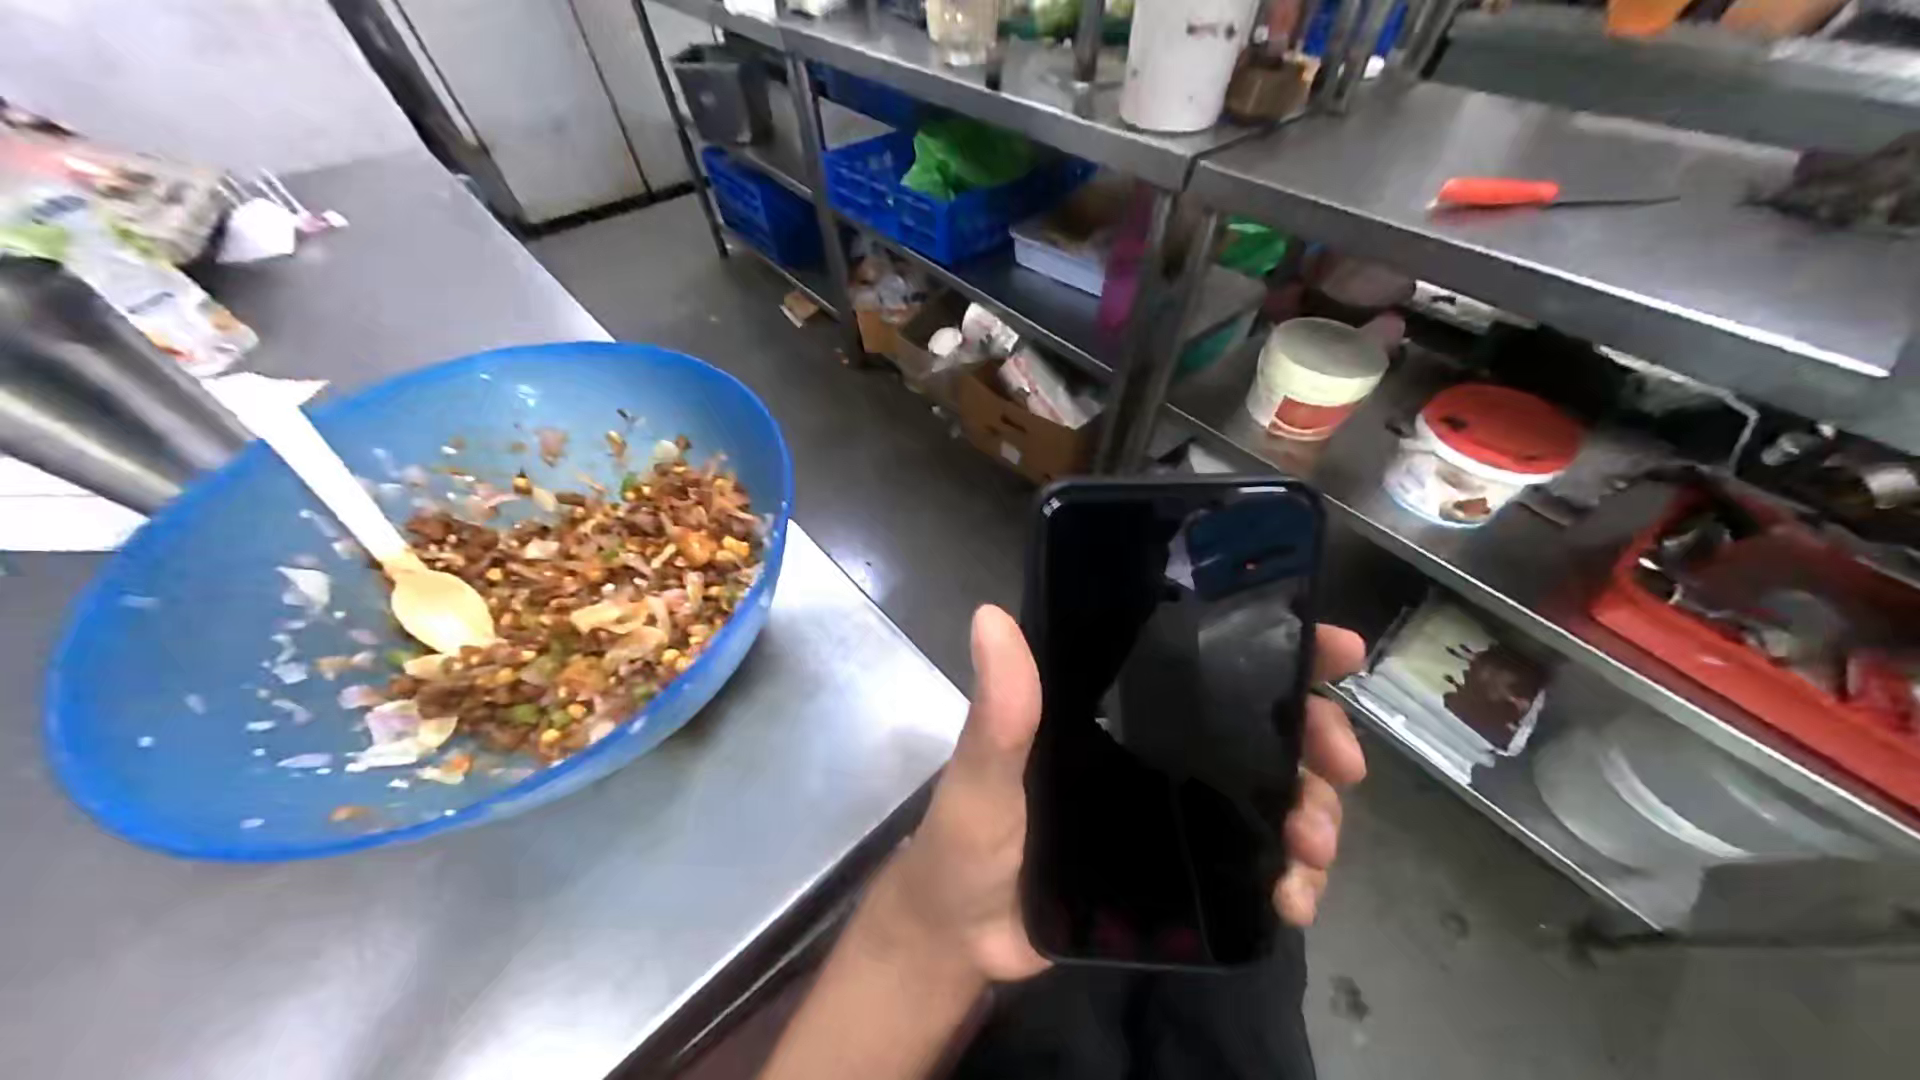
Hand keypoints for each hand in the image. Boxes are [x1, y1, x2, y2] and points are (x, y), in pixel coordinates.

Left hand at [885, 605, 1367, 982]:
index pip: (1193, 656)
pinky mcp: (1180, 861)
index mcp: (1110, 704)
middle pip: (1251, 724)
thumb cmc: (969, 838)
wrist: (967, 935)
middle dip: (1310, 737)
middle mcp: (1148, 742)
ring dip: (1308, 810)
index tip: (1331, 650)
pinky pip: (1252, 857)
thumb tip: (991, 617)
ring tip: (1312, 846)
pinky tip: (1293, 898)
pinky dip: (1287, 872)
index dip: (1268, 646)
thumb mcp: (982, 770)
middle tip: (1339, 766)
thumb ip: (998, 707)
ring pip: (1264, 790)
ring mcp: (1170, 802)